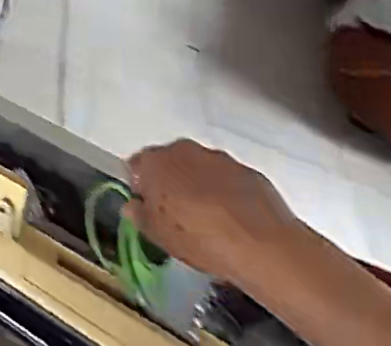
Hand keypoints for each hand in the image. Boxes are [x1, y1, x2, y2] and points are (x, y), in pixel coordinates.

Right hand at [125, 139, 306, 282]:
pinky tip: (233, 219)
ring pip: (199, 168)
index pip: (136, 166)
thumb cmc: (197, 237)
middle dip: (170, 183)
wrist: (258, 241)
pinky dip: (225, 192)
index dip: (140, 187)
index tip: (147, 209)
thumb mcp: (157, 236)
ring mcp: (216, 156)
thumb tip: (132, 206)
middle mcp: (183, 149)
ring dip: (198, 186)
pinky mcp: (246, 169)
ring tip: (208, 220)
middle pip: (169, 163)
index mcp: (155, 161)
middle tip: (175, 215)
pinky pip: (227, 178)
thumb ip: (139, 216)